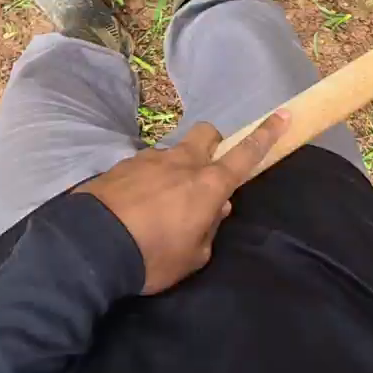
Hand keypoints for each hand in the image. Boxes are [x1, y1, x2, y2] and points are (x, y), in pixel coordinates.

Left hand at [77, 110, 288, 293]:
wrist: (89, 246)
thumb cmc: (152, 257)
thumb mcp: (192, 258)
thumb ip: (209, 229)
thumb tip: (216, 209)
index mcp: (208, 184)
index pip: (246, 154)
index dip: (267, 134)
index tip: (284, 115)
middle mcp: (182, 163)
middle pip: (207, 134)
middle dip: (212, 146)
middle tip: (205, 174)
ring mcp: (149, 159)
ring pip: (172, 153)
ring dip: (174, 172)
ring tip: (158, 207)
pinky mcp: (122, 166)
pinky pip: (144, 168)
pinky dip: (146, 182)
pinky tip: (133, 209)